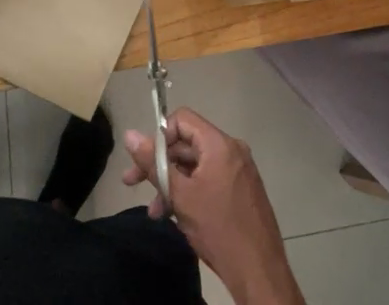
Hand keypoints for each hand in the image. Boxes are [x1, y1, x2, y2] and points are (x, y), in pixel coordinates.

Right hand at [125, 109, 303, 304]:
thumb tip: (129, 134)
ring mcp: (238, 170)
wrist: (259, 269)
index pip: (182, 120)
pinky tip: (175, 215)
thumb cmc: (218, 227)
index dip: (159, 136)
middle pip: (187, 144)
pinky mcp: (241, 189)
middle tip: (132, 183)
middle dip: (159, 164)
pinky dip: (190, 191)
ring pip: (196, 166)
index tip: (143, 160)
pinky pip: (209, 179)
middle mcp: (232, 150)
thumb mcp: (180, 195)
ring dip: (172, 183)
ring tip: (155, 212)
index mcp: (219, 144)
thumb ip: (153, 164)